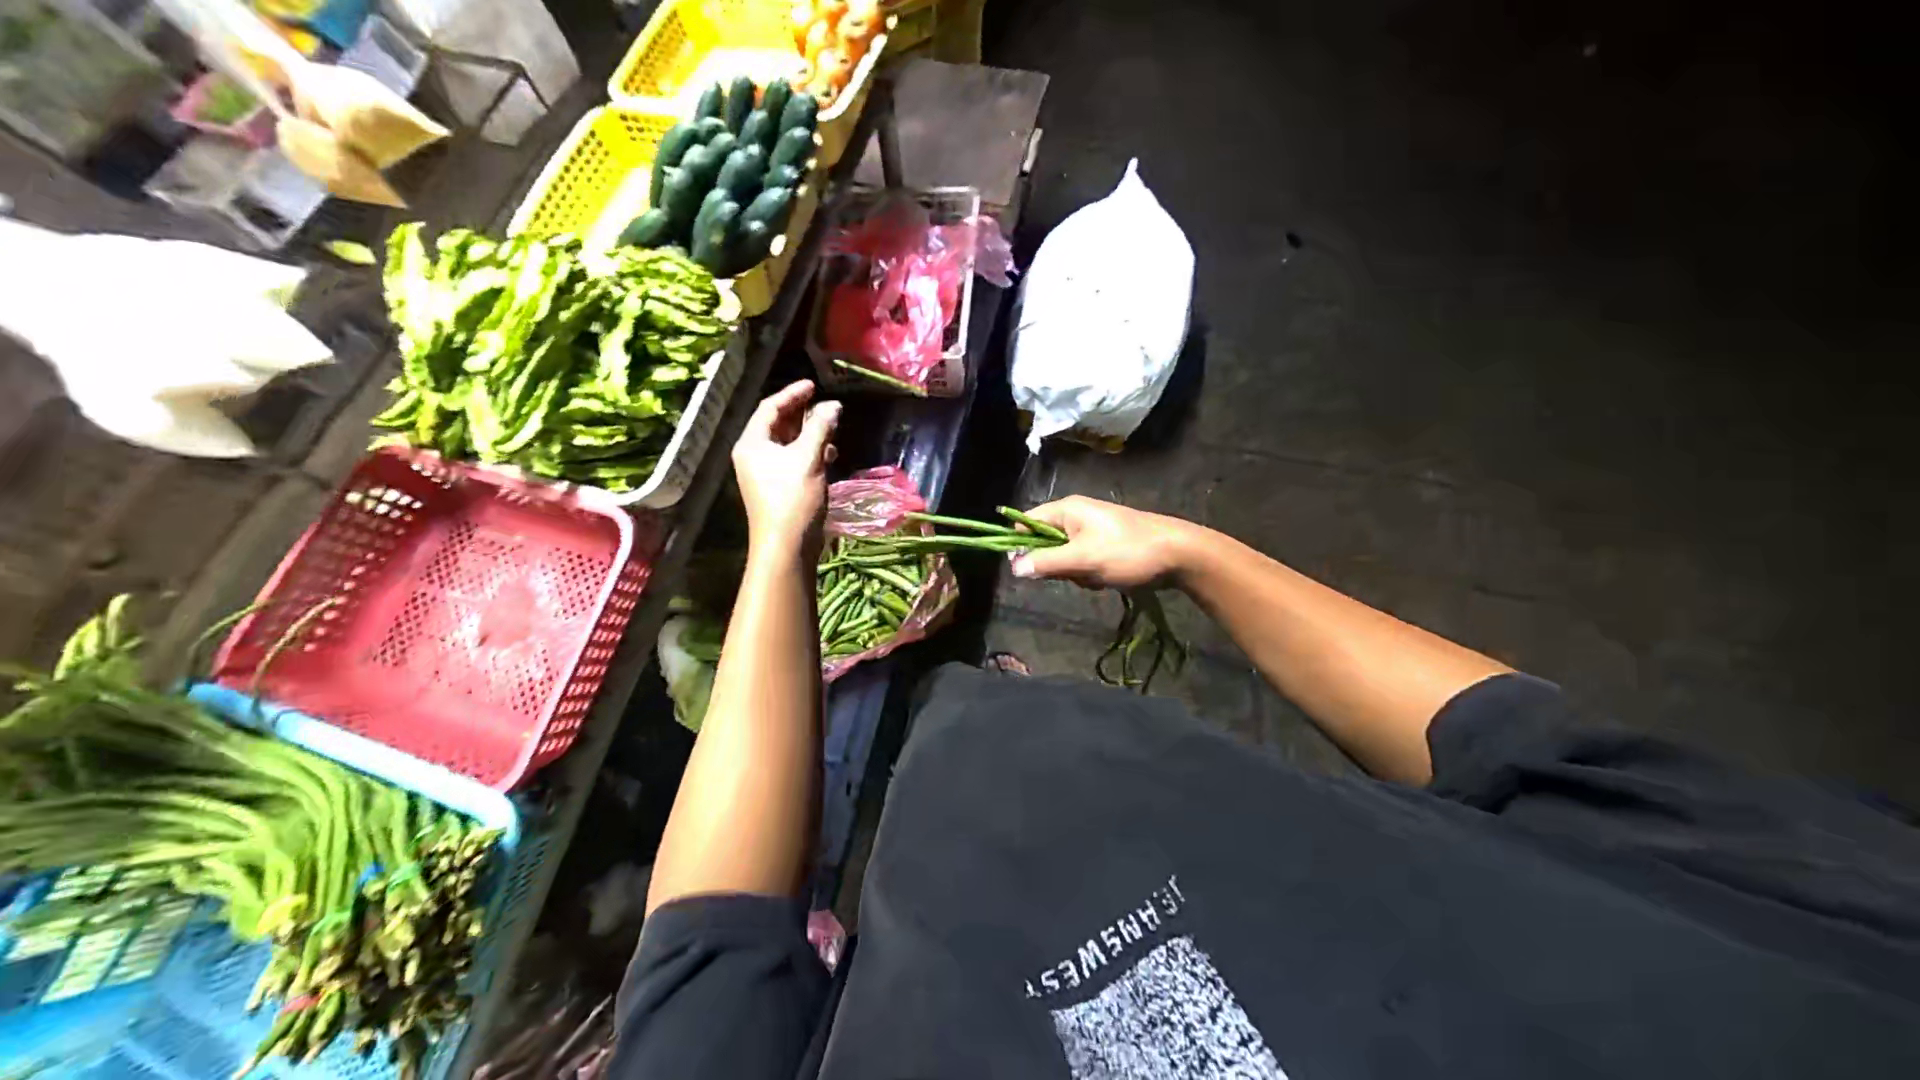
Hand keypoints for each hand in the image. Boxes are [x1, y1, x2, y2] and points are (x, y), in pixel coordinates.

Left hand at [732, 380, 840, 559]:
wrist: (786, 547)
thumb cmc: (793, 500)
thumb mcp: (809, 459)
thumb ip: (820, 428)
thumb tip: (833, 405)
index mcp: (752, 444)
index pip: (770, 408)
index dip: (792, 394)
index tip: (814, 385)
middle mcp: (754, 455)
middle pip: (777, 424)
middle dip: (802, 413)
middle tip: (824, 403)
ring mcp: (765, 473)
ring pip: (787, 443)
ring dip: (809, 433)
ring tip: (831, 427)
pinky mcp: (778, 488)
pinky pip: (793, 460)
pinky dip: (810, 452)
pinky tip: (829, 454)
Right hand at [1009, 495, 1201, 589]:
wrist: (1179, 555)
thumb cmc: (1128, 551)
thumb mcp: (1083, 559)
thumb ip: (1046, 562)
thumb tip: (1014, 567)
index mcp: (1067, 509)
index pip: (1026, 522)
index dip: (1022, 544)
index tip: (1029, 568)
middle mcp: (1076, 516)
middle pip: (1044, 543)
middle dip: (1056, 564)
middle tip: (1075, 572)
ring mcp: (1091, 532)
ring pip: (1064, 558)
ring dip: (1075, 573)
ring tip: (1097, 576)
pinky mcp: (1105, 546)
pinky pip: (1083, 563)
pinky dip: (1090, 574)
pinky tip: (1107, 578)